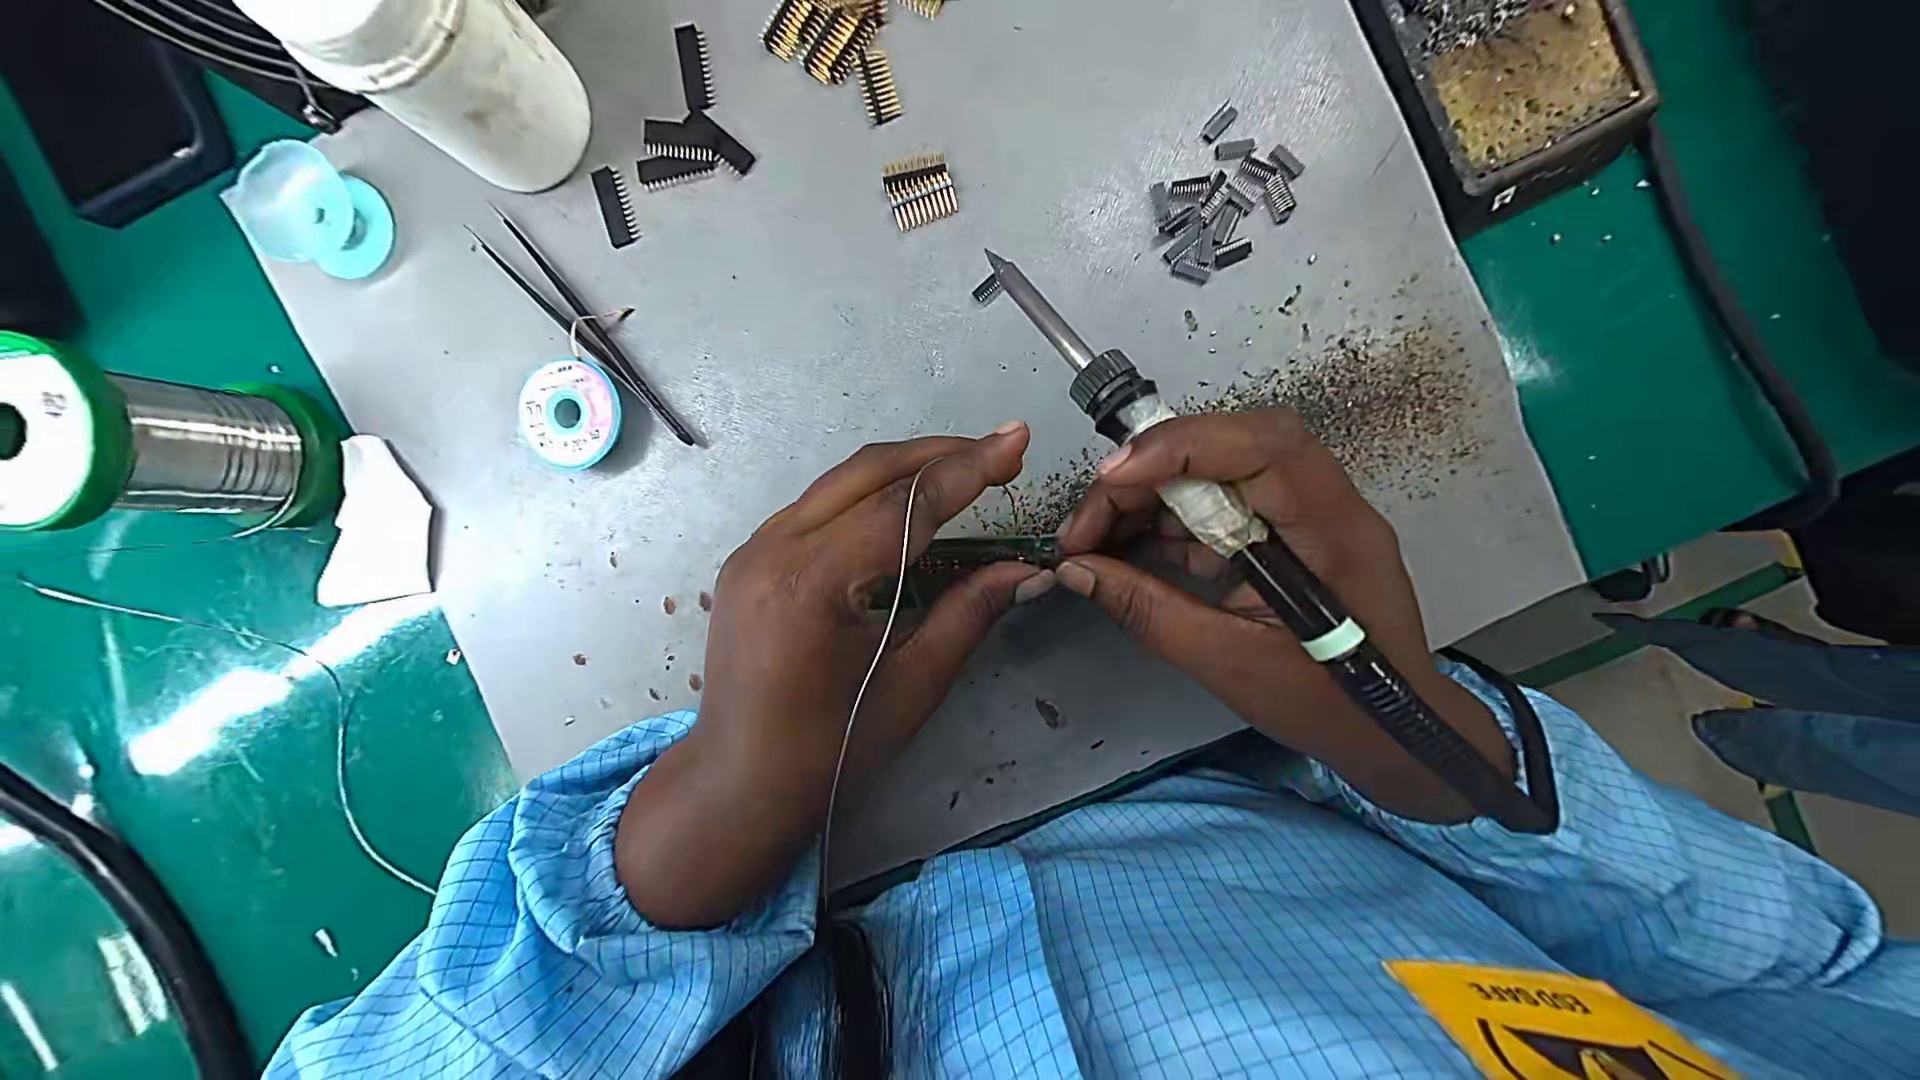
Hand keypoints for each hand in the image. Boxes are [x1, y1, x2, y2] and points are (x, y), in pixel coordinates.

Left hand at [618, 423, 1054, 926]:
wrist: (738, 782)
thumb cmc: (830, 750)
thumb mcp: (912, 684)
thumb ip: (970, 613)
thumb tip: (1030, 570)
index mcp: (810, 584)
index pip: (902, 506)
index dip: (967, 470)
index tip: (1016, 439)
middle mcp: (773, 548)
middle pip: (869, 472)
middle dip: (940, 454)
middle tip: (1000, 452)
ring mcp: (755, 546)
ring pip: (843, 479)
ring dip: (908, 467)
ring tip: (965, 470)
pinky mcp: (753, 554)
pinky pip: (822, 503)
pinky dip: (873, 492)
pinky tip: (909, 505)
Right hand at [1055, 409, 1510, 822]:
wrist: (1389, 731)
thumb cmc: (1324, 705)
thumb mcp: (1227, 662)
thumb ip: (1149, 610)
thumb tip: (1077, 570)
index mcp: (1332, 530)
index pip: (1263, 448)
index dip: (1180, 447)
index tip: (1110, 480)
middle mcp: (1321, 502)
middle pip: (1225, 448)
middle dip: (1143, 476)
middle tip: (1084, 526)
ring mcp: (1298, 511)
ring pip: (1209, 471)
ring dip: (1143, 498)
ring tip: (1093, 541)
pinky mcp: (1276, 528)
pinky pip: (1211, 502)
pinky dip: (1161, 520)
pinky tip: (1128, 551)